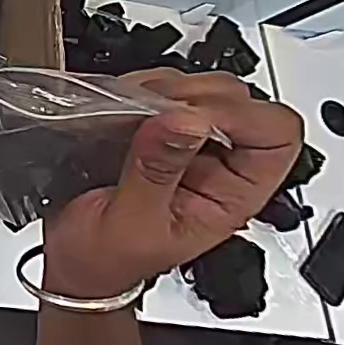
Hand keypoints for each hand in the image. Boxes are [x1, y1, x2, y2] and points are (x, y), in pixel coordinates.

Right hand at [42, 70, 302, 299]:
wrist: (68, 257)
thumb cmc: (104, 258)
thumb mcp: (131, 226)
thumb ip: (156, 174)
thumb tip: (186, 122)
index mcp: (229, 196)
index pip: (275, 138)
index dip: (243, 118)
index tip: (194, 118)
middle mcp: (214, 163)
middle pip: (240, 101)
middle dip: (195, 98)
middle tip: (155, 114)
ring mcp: (184, 140)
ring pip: (202, 86)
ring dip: (166, 90)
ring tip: (131, 115)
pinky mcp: (152, 124)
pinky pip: (162, 86)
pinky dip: (141, 86)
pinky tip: (120, 109)